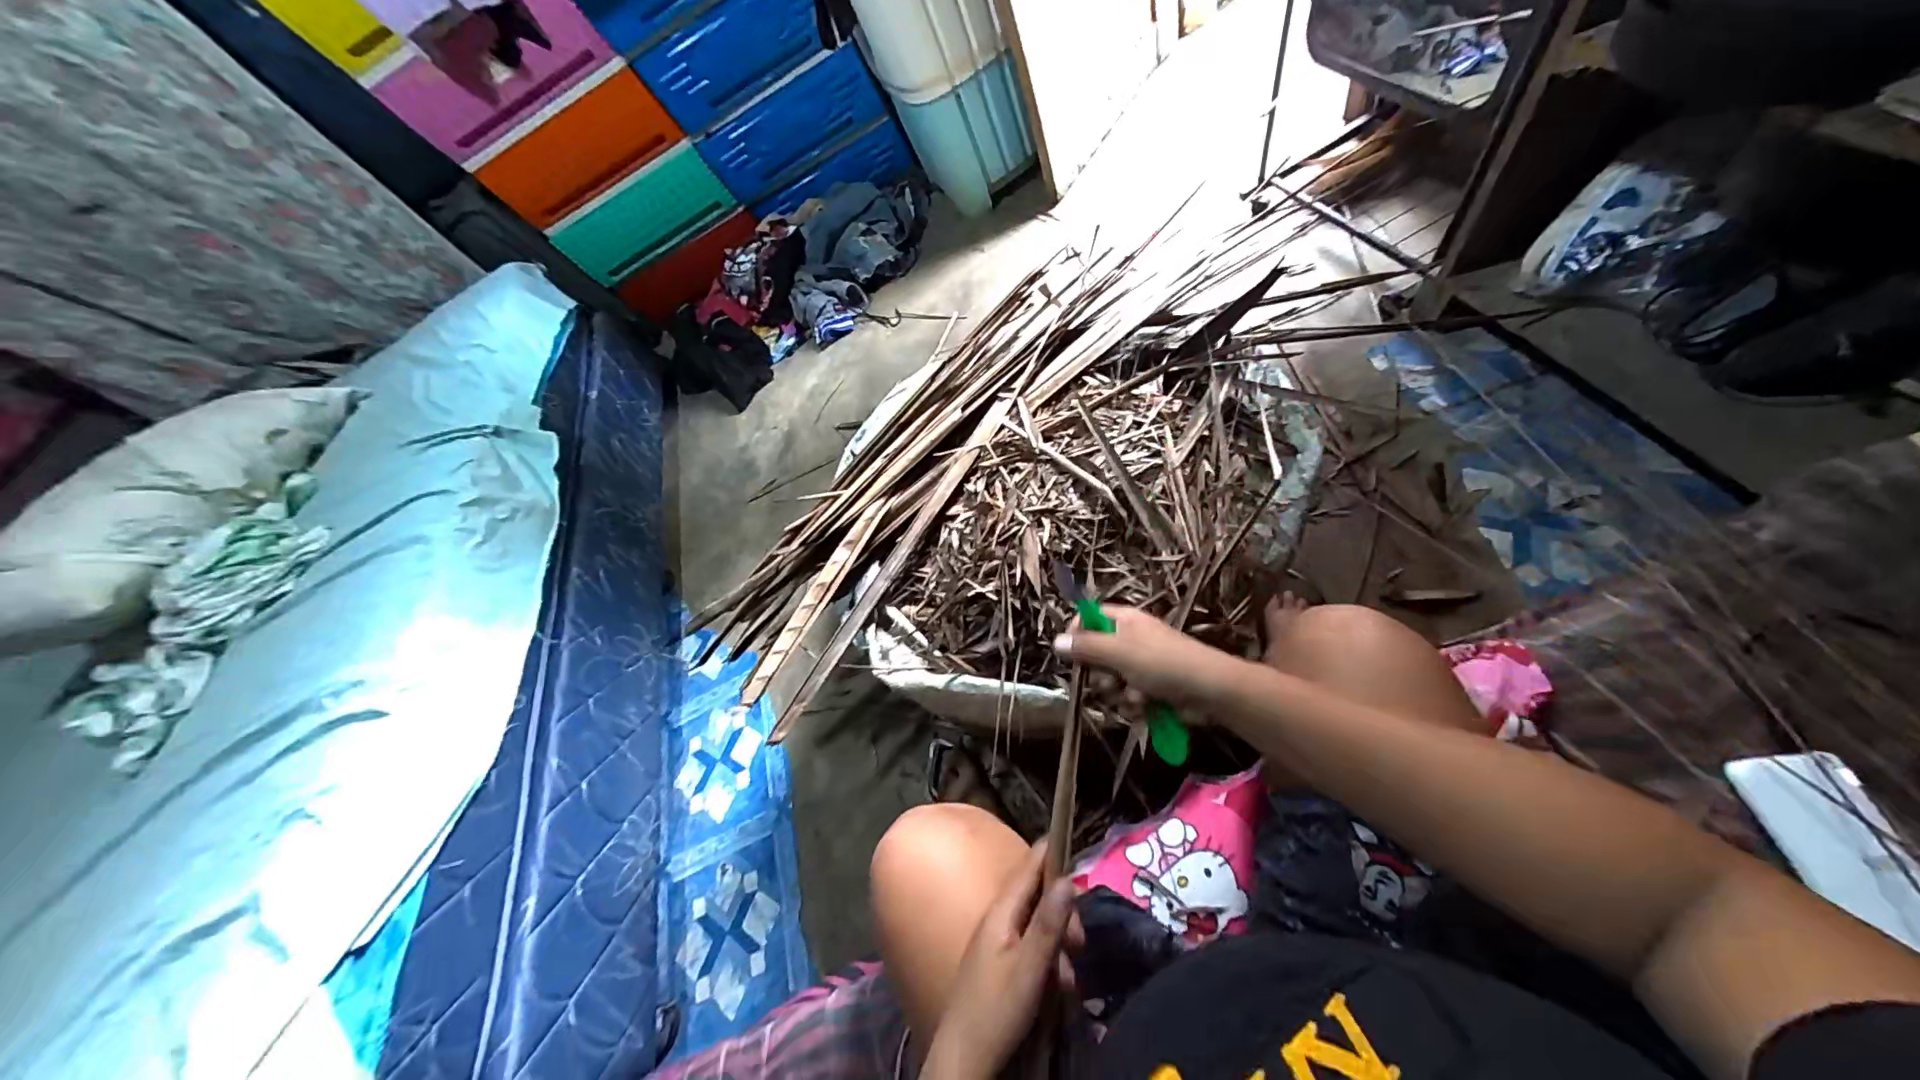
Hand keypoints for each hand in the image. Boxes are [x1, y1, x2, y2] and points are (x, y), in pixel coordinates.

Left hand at [922, 841, 1081, 1079]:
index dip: (1052, 853)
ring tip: (1067, 980)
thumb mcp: (1030, 968)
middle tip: (1080, 945)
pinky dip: (1048, 962)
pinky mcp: (1001, 964)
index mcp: (1001, 911)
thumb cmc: (996, 1011)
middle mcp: (998, 919)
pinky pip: (1031, 949)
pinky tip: (1056, 989)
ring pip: (1038, 926)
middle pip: (1038, 898)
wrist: (964, 1061)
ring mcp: (997, 942)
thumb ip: (1048, 923)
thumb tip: (1068, 877)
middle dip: (1064, 915)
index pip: (1029, 866)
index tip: (1076, 847)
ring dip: (1058, 945)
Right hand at [1053, 606, 1234, 706]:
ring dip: (1119, 695)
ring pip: (1110, 683)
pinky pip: (1126, 699)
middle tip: (1110, 681)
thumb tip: (1055, 642)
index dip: (1077, 634)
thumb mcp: (1119, 652)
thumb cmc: (1163, 663)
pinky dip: (1134, 706)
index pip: (1089, 618)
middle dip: (1101, 676)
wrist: (1210, 691)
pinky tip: (1146, 709)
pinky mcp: (1150, 690)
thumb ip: (1086, 647)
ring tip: (1137, 698)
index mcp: (1124, 621)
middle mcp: (1130, 640)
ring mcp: (1140, 666)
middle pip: (1095, 656)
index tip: (1072, 653)